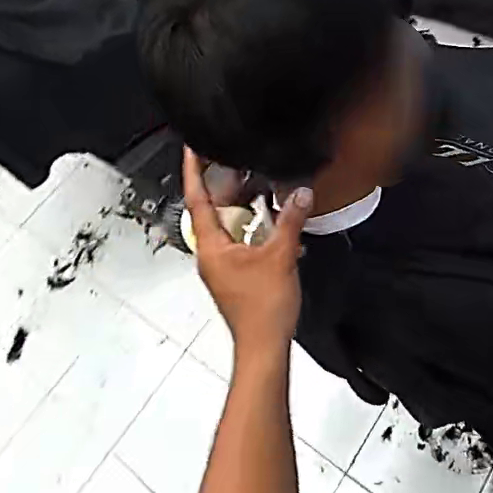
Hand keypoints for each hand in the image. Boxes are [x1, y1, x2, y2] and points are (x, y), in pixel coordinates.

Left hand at [182, 147, 311, 354]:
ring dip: (245, 207)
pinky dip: (258, 228)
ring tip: (262, 186)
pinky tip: (279, 224)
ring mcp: (225, 266)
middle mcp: (212, 254)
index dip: (195, 172)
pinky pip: (244, 241)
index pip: (198, 201)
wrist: (264, 343)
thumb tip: (300, 193)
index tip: (193, 149)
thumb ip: (291, 221)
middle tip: (239, 161)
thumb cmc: (263, 306)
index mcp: (212, 247)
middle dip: (226, 186)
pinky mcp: (239, 274)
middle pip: (214, 212)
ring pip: (231, 227)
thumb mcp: (280, 256)